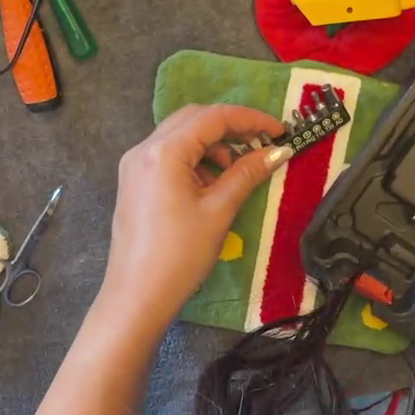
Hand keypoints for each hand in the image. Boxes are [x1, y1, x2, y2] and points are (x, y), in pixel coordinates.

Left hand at [100, 104, 291, 331]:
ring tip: (237, 172)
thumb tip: (278, 151)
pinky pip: (169, 156)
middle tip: (262, 145)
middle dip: (230, 127)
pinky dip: (195, 160)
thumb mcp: (219, 211)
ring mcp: (135, 165)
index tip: (280, 130)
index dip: (250, 119)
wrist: (137, 296)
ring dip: (212, 145)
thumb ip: (247, 174)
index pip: (213, 118)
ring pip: (180, 137)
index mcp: (164, 151)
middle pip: (193, 119)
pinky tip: (212, 184)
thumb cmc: (181, 255)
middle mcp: (144, 149)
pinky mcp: (134, 182)